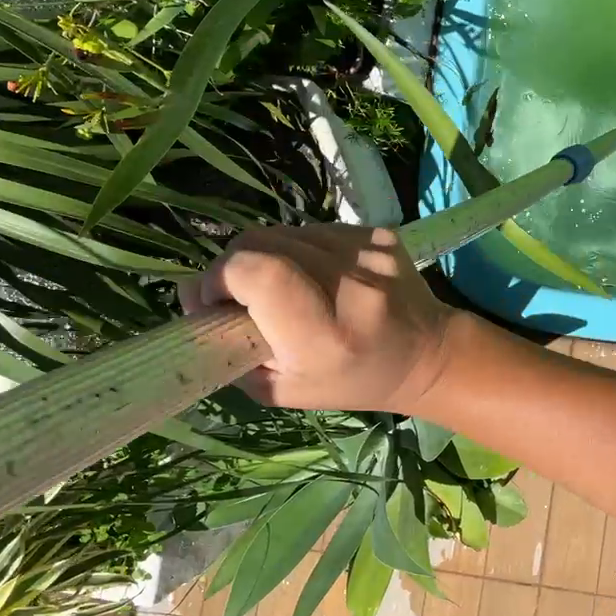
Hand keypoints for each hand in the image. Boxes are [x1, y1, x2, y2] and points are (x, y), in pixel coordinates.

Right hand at [178, 224, 458, 411]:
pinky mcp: (382, 235)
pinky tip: (317, 276)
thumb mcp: (280, 386)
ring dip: (269, 255)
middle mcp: (353, 285)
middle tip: (239, 297)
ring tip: (283, 288)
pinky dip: (303, 249)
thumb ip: (229, 348)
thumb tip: (189, 295)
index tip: (213, 304)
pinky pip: (318, 228)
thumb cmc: (350, 380)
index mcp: (326, 333)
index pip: (257, 272)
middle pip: (264, 242)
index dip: (220, 279)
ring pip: (287, 230)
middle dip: (235, 266)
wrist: (427, 355)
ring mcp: (372, 253)